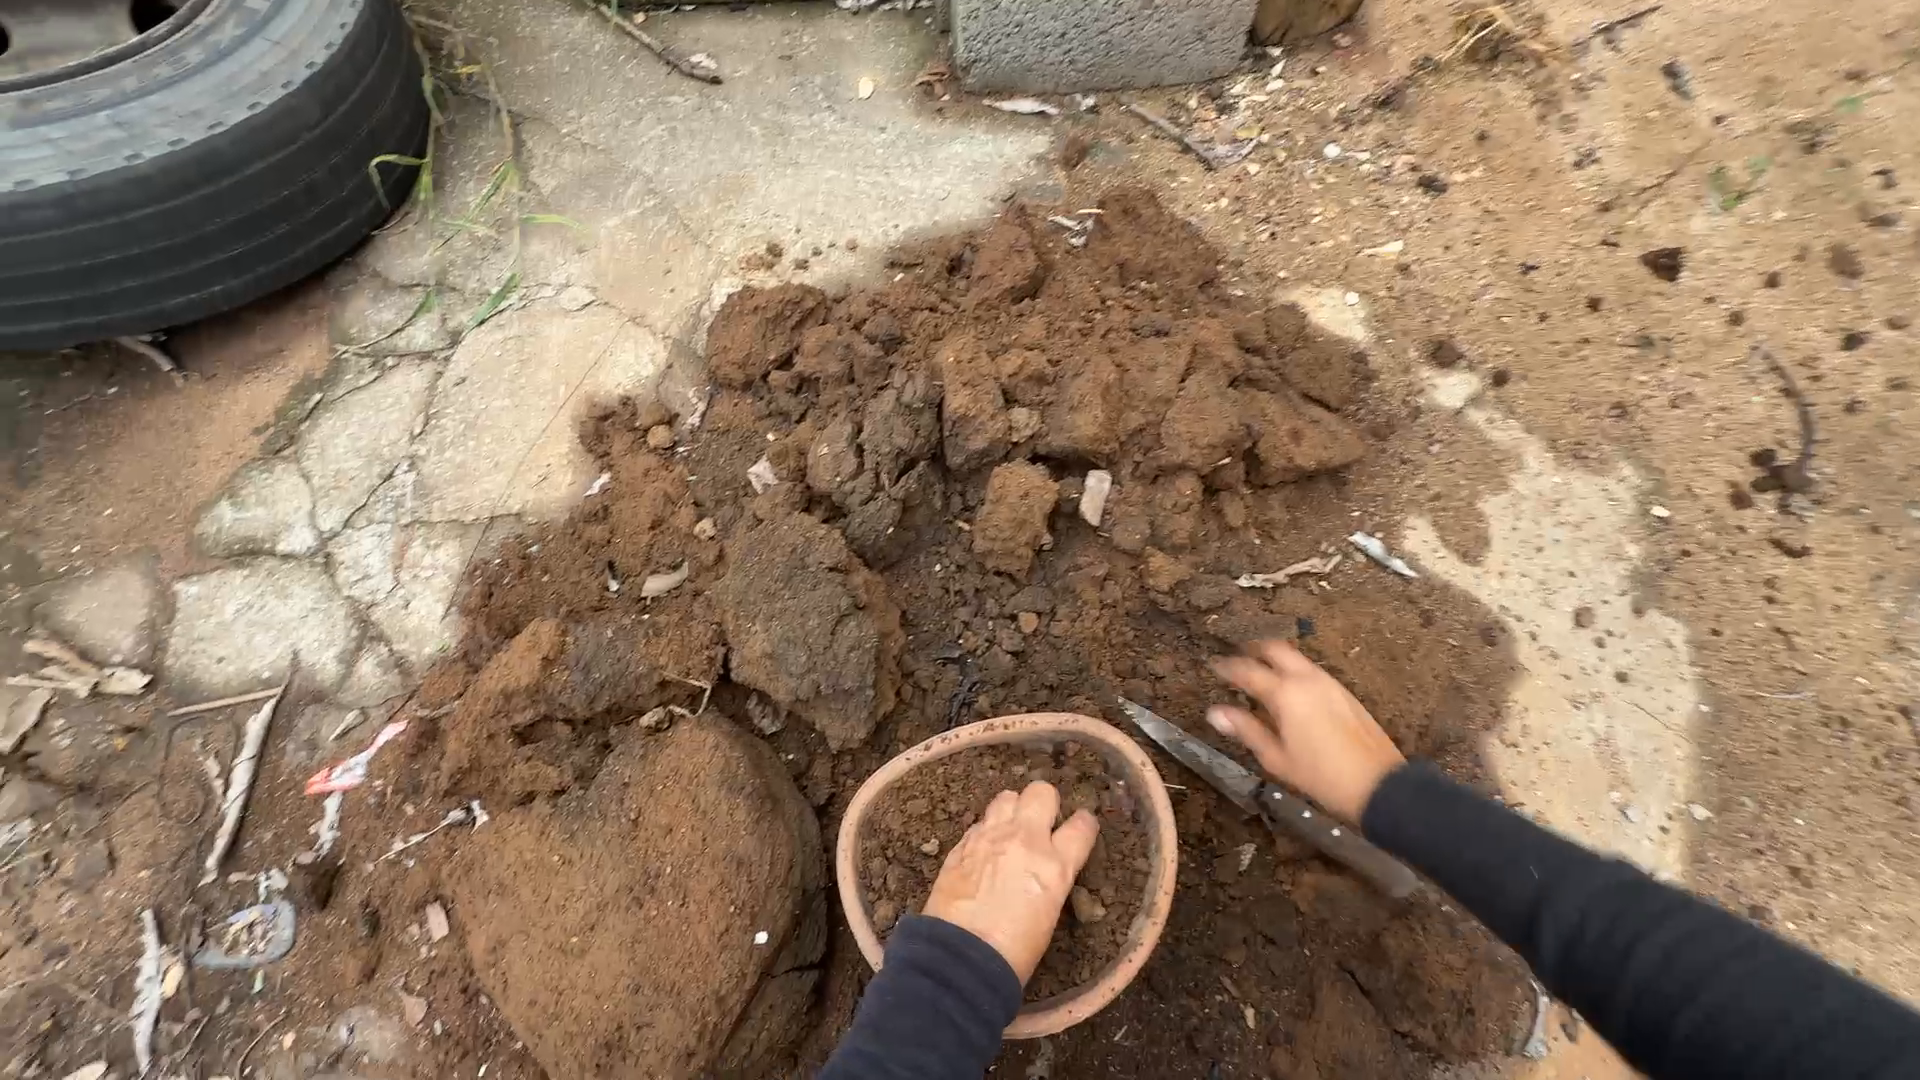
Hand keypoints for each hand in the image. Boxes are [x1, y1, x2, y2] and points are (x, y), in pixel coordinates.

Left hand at [922, 781, 1099, 983]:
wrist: (961, 957)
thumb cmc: (1014, 953)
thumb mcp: (1049, 914)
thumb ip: (1050, 879)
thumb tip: (1043, 868)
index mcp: (1055, 865)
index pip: (1082, 826)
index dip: (1084, 823)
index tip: (1080, 826)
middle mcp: (1025, 840)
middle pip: (1041, 792)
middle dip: (1044, 801)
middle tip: (1041, 820)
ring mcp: (990, 837)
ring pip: (1006, 796)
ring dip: (1012, 808)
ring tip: (1010, 828)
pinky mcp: (962, 843)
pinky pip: (980, 822)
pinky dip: (986, 830)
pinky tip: (984, 849)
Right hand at [1209, 640, 1404, 822]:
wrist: (1380, 785)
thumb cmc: (1322, 776)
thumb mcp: (1276, 758)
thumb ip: (1246, 729)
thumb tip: (1215, 713)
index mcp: (1285, 694)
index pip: (1247, 670)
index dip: (1227, 667)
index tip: (1214, 666)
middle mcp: (1307, 680)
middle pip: (1275, 649)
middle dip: (1254, 650)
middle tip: (1238, 659)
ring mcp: (1329, 684)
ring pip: (1297, 659)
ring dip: (1276, 659)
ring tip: (1261, 673)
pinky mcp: (1345, 693)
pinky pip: (1312, 671)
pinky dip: (1294, 671)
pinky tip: (1291, 691)